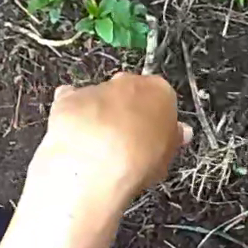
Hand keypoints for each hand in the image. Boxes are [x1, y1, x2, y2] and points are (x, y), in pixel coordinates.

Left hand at [25, 73, 190, 213]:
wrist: (94, 165)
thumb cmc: (138, 161)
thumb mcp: (166, 157)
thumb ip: (172, 138)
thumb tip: (180, 132)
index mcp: (159, 91)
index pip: (161, 99)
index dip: (155, 120)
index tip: (151, 138)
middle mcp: (128, 82)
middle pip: (130, 94)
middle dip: (127, 113)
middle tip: (125, 143)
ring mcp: (97, 88)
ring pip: (100, 98)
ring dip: (100, 116)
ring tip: (96, 148)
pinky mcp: (67, 98)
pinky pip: (71, 103)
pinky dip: (73, 116)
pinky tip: (74, 137)